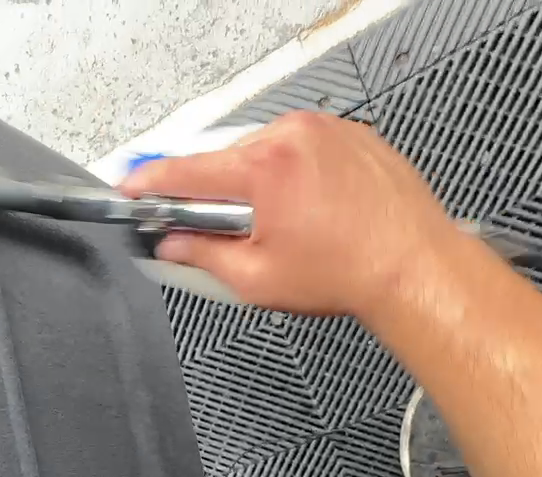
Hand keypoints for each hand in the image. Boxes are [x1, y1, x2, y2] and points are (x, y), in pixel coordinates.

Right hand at [119, 112, 462, 318]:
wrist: (411, 267)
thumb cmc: (347, 272)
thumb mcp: (255, 280)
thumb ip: (202, 258)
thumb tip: (174, 246)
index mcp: (265, 168)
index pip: (186, 171)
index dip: (150, 183)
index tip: (130, 188)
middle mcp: (295, 136)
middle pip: (223, 161)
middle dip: (210, 195)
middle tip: (213, 232)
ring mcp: (325, 131)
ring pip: (260, 153)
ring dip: (250, 187)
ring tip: (273, 230)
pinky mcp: (348, 135)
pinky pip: (297, 149)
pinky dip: (285, 176)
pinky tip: (300, 213)